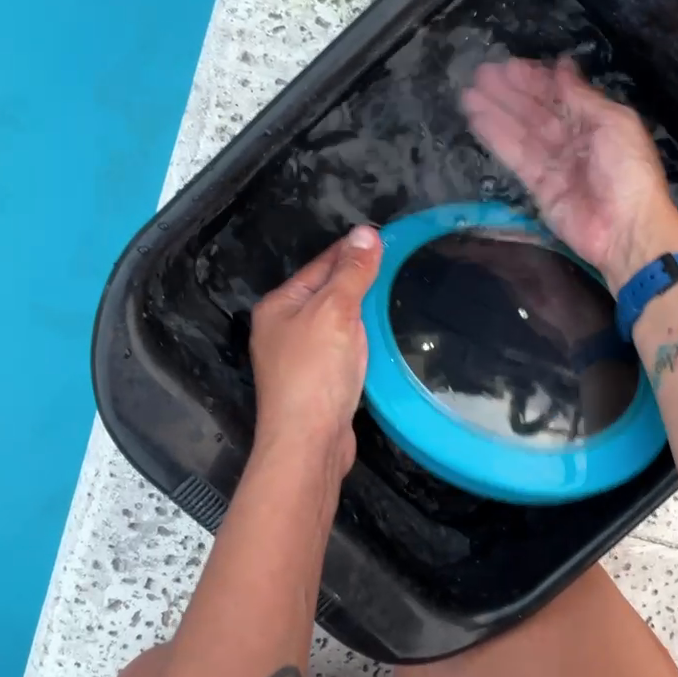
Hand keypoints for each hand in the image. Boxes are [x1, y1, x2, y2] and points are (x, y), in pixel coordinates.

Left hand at [249, 226, 383, 480]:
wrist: (308, 444)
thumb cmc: (315, 373)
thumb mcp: (335, 312)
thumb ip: (352, 273)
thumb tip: (366, 232)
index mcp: (280, 305)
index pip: (321, 264)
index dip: (352, 249)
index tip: (384, 236)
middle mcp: (283, 327)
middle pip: (326, 291)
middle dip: (357, 277)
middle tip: (397, 259)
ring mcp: (298, 357)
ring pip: (334, 320)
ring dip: (361, 308)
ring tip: (394, 291)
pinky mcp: (316, 382)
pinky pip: (340, 346)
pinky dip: (360, 337)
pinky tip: (379, 336)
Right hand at [460, 58, 677, 284]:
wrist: (625, 228)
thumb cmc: (628, 170)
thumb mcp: (613, 123)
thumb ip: (582, 96)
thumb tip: (562, 65)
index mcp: (596, 122)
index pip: (560, 95)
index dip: (535, 80)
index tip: (509, 66)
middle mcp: (573, 139)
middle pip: (536, 111)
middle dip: (510, 92)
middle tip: (481, 73)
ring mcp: (554, 163)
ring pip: (520, 131)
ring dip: (496, 111)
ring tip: (469, 93)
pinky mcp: (538, 185)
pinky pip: (514, 156)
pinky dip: (496, 137)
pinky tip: (477, 119)